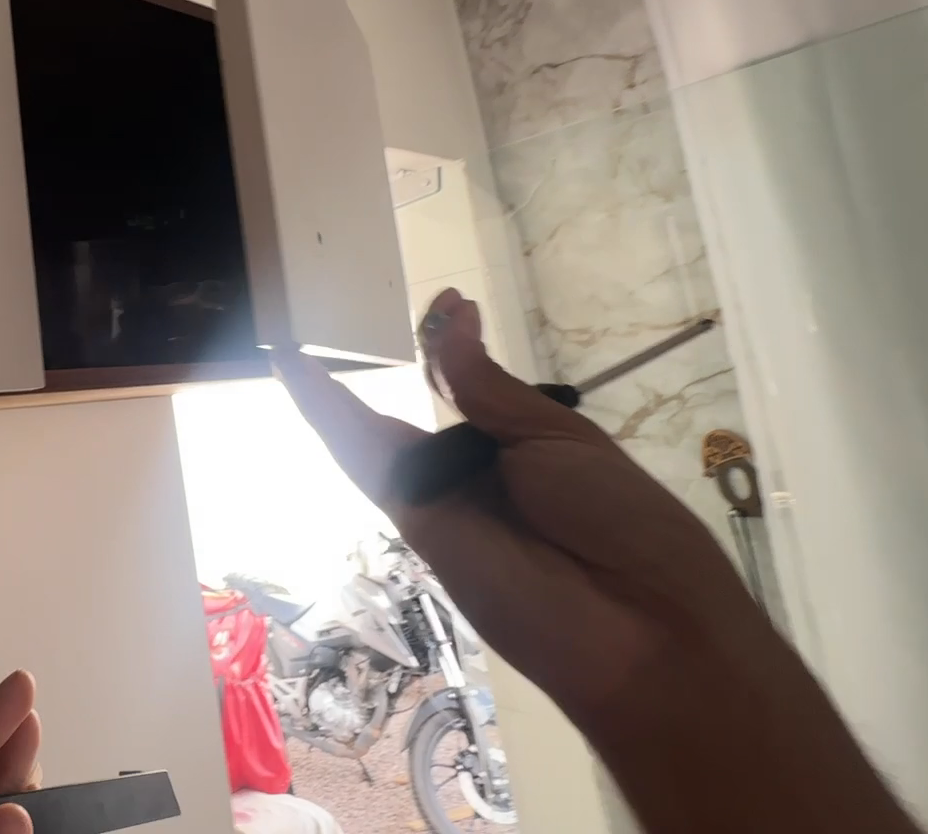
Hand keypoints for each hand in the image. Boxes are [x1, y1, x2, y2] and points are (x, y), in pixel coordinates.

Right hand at [273, 290, 920, 833]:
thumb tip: (451, 311)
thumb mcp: (555, 436)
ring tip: (284, 358)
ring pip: (364, 438)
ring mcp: (431, 499)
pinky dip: (330, 418)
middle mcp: (460, 474)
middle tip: (309, 342)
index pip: (455, 389)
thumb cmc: (619, 520)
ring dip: (320, 397)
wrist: (643, 626)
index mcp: (506, 446)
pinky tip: (299, 380)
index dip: (441, 348)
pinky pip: (366, 463)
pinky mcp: (413, 520)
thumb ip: (484, 384)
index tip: (446, 301)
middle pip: (393, 421)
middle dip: (352, 389)